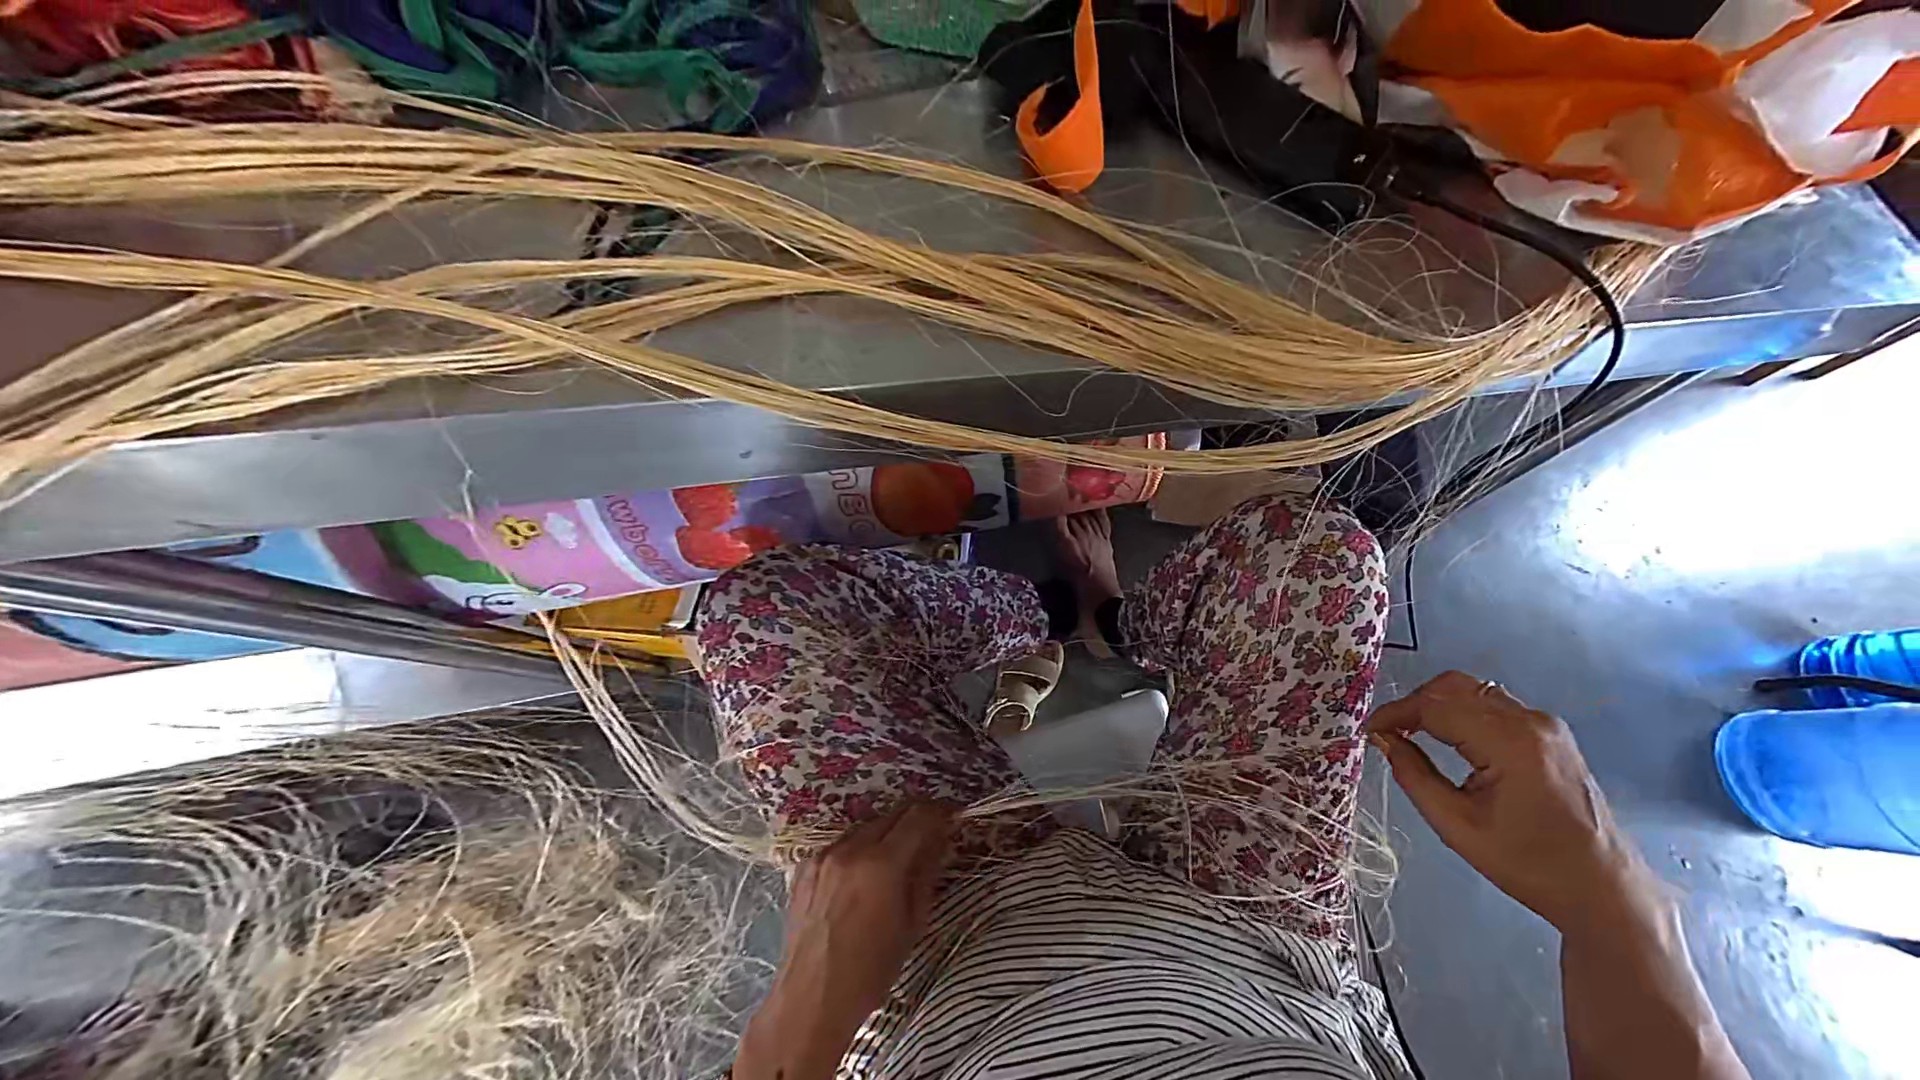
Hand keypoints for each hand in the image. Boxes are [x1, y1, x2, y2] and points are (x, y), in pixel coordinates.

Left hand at [734, 802, 955, 1079]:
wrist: (811, 999)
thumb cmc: (870, 971)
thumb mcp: (912, 923)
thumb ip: (927, 872)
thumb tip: (940, 838)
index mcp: (882, 865)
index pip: (919, 817)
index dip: (940, 811)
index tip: (952, 815)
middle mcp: (851, 849)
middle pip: (892, 814)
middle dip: (915, 817)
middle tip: (931, 831)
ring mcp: (824, 854)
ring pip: (866, 826)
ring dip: (887, 832)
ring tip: (896, 855)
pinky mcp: (805, 864)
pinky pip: (841, 843)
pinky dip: (858, 848)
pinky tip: (862, 872)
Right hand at [1367, 671, 1657, 934]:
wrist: (1605, 891)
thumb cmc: (1527, 863)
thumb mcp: (1455, 824)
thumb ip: (1412, 774)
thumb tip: (1382, 739)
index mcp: (1509, 743)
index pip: (1434, 708)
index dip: (1393, 714)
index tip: (1368, 731)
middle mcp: (1530, 722)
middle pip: (1453, 687)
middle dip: (1412, 703)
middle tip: (1388, 731)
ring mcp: (1545, 725)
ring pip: (1472, 690)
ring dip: (1435, 705)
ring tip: (1410, 733)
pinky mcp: (1550, 733)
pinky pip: (1492, 704)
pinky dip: (1459, 711)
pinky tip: (1445, 736)